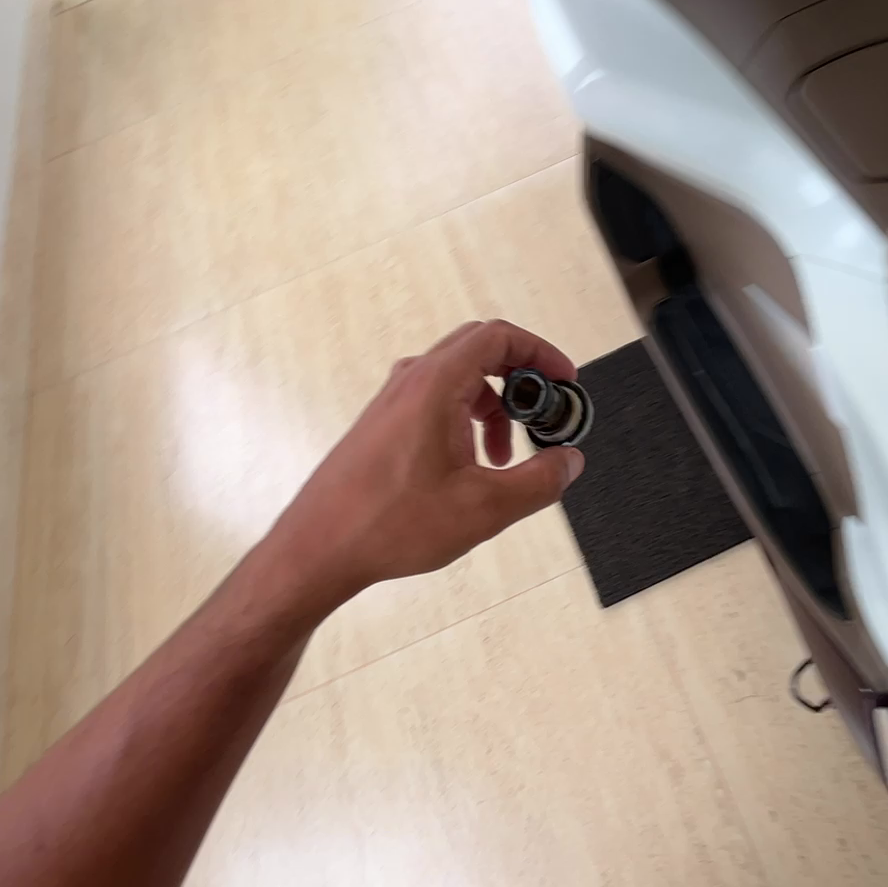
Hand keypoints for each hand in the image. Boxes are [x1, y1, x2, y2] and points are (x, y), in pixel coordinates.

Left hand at [268, 320, 587, 597]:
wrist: (318, 549)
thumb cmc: (388, 524)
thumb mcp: (484, 508)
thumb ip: (539, 482)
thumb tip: (569, 462)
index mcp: (436, 384)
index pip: (499, 337)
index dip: (540, 352)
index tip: (564, 378)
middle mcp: (412, 381)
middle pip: (479, 350)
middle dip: (520, 377)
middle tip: (543, 411)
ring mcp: (394, 400)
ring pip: (459, 378)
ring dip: (493, 406)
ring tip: (505, 458)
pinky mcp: (384, 423)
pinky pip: (437, 400)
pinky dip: (466, 419)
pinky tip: (471, 466)